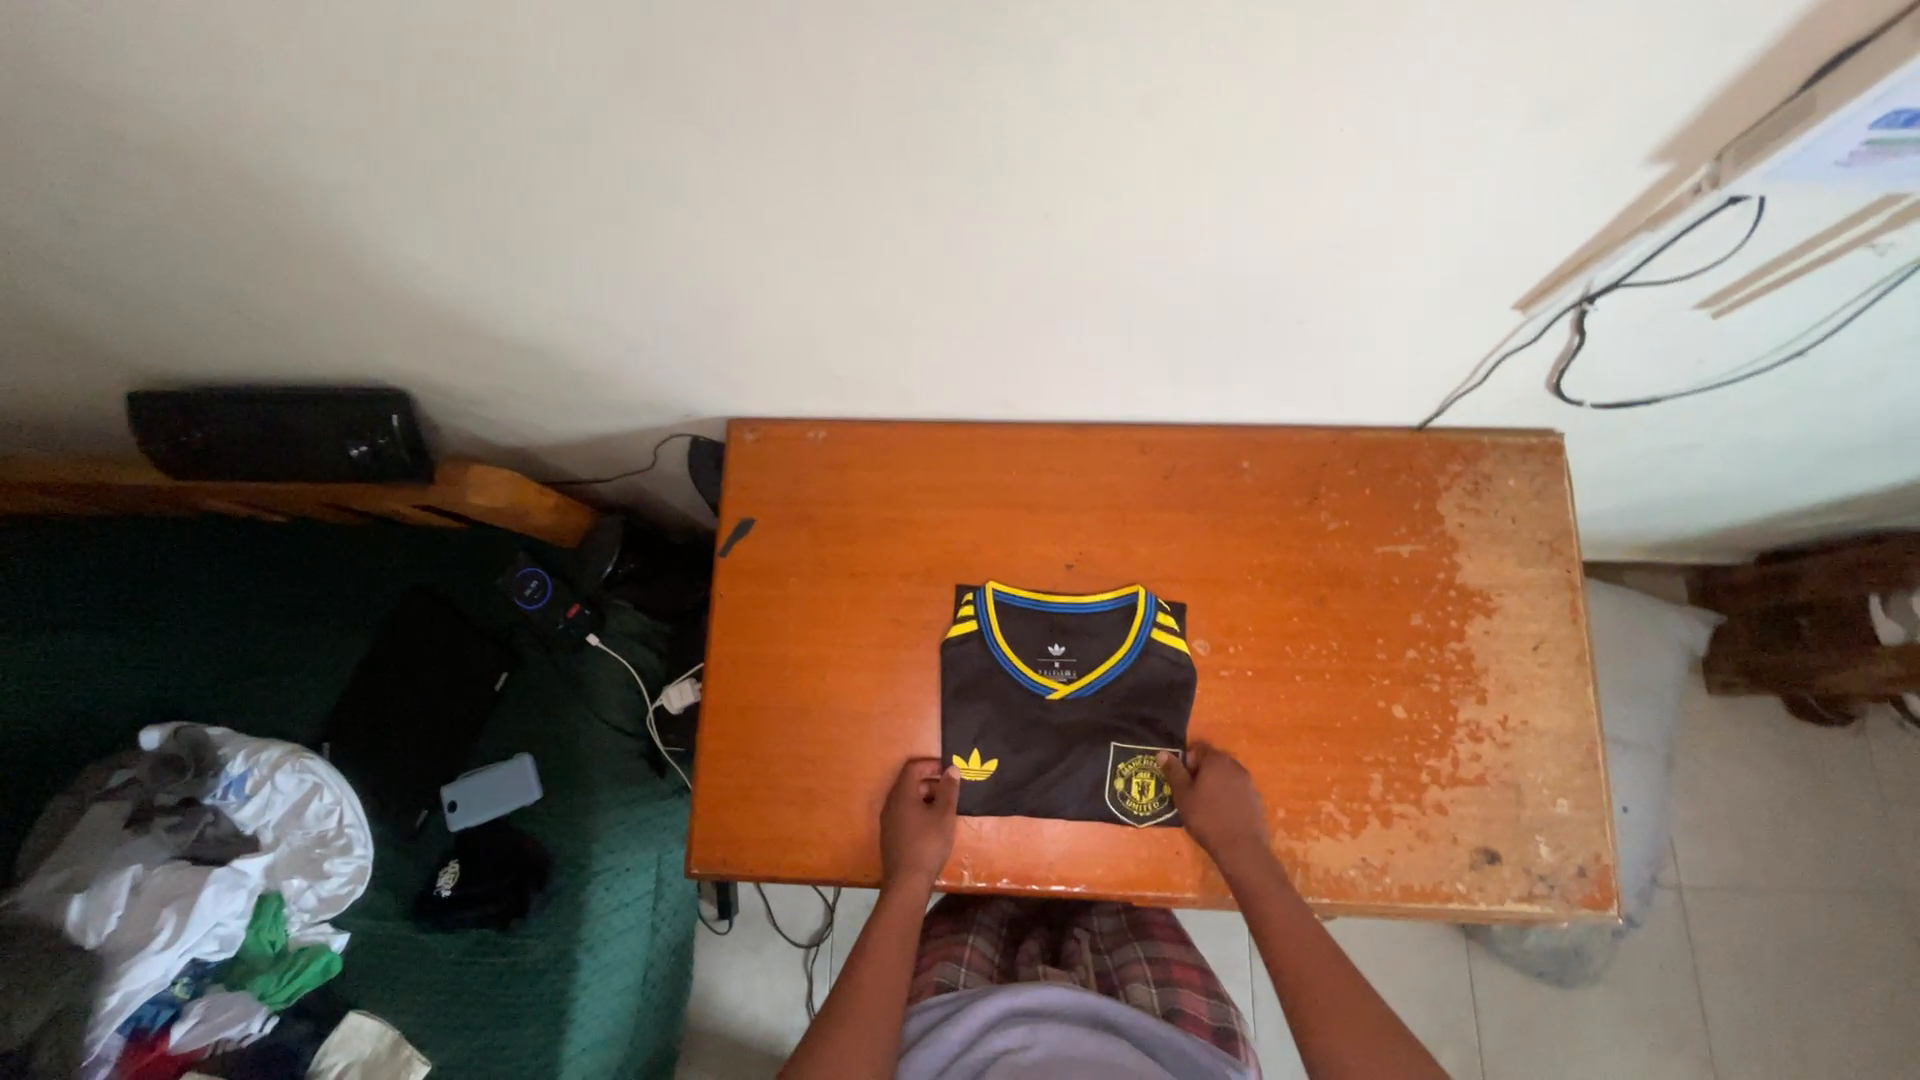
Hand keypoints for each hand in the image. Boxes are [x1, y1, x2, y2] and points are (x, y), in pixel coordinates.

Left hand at [880, 758, 959, 888]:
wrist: (907, 882)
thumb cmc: (928, 844)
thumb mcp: (944, 815)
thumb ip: (948, 790)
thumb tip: (952, 769)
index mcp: (902, 794)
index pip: (913, 768)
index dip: (931, 765)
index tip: (948, 771)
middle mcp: (891, 803)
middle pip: (910, 783)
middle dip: (931, 783)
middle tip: (951, 792)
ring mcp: (888, 820)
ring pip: (908, 800)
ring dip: (927, 798)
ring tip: (946, 810)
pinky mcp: (891, 835)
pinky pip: (905, 814)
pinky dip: (920, 812)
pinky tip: (933, 826)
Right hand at [1159, 744, 1271, 869]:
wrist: (1241, 848)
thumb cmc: (1206, 818)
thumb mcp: (1183, 795)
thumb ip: (1173, 771)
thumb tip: (1162, 752)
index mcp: (1216, 761)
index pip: (1199, 748)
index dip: (1187, 761)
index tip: (1182, 780)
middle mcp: (1235, 766)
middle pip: (1214, 761)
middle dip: (1201, 772)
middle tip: (1191, 792)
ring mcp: (1249, 782)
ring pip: (1226, 776)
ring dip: (1216, 783)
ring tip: (1206, 804)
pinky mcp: (1257, 799)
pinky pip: (1238, 790)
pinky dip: (1228, 795)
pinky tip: (1222, 813)